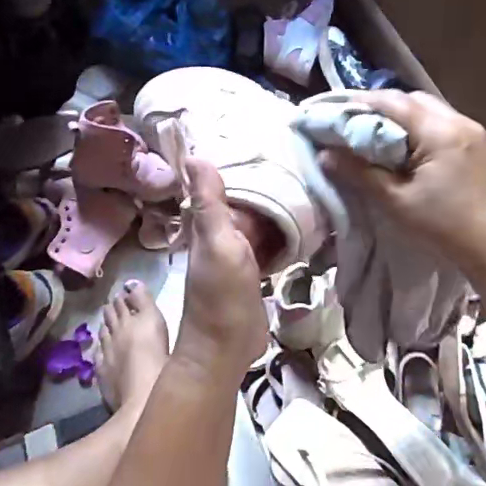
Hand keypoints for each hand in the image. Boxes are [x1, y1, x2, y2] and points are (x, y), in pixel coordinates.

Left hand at [176, 158, 269, 372]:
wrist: (229, 347)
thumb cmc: (221, 294)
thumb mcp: (217, 242)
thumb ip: (209, 204)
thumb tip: (194, 156)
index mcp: (204, 227)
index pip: (209, 186)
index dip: (221, 164)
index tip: (239, 138)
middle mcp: (216, 237)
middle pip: (233, 202)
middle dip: (248, 181)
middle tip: (277, 155)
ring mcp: (234, 256)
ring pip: (248, 221)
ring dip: (262, 205)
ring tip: (290, 181)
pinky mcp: (251, 273)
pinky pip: (261, 242)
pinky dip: (272, 229)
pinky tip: (291, 220)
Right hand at [318, 90, 485, 280]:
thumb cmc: (448, 227)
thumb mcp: (398, 202)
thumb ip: (361, 174)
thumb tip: (325, 154)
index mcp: (439, 131)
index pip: (391, 102)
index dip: (358, 103)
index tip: (332, 112)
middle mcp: (458, 121)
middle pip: (411, 99)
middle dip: (379, 107)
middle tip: (351, 123)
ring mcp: (473, 131)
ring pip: (428, 109)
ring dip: (401, 117)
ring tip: (374, 135)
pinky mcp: (480, 144)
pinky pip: (443, 123)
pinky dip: (419, 127)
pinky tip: (406, 147)